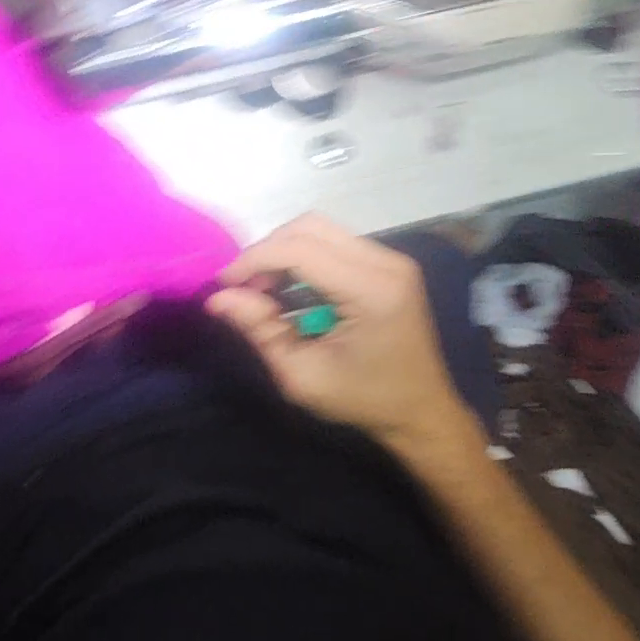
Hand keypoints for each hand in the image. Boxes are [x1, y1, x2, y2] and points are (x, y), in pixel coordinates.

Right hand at [207, 214, 479, 452]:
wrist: (422, 412)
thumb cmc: (364, 401)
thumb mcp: (303, 376)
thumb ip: (261, 330)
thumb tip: (217, 298)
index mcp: (371, 291)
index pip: (300, 251)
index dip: (254, 260)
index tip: (224, 284)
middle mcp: (386, 263)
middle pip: (309, 228)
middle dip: (267, 251)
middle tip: (244, 287)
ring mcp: (391, 259)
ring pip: (320, 230)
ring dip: (284, 251)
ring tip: (265, 288)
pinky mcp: (389, 263)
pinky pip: (335, 242)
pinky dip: (304, 256)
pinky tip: (292, 288)